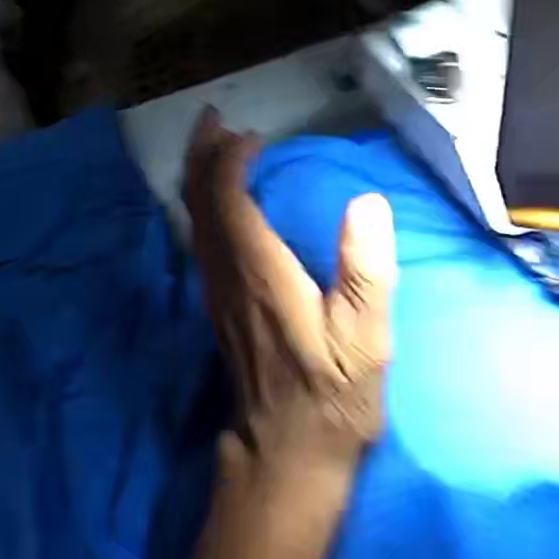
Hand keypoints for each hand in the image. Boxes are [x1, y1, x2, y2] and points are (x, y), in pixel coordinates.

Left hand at [183, 108, 397, 466]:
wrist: (283, 442)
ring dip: (198, 169)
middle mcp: (222, 265)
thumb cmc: (333, 393)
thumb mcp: (367, 339)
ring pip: (191, 210)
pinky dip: (202, 195)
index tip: (252, 135)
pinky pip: (197, 227)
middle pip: (197, 194)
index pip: (226, 196)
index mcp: (256, 268)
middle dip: (201, 151)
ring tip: (212, 141)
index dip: (231, 159)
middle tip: (212, 116)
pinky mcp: (213, 290)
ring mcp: (211, 278)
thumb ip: (366, 270)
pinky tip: (218, 190)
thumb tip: (367, 201)